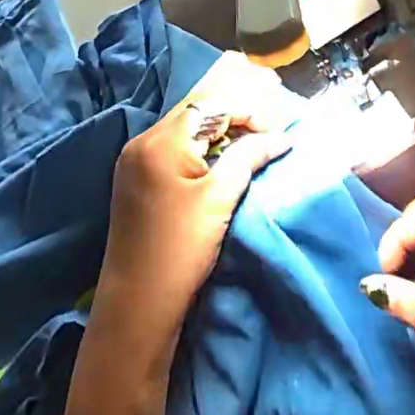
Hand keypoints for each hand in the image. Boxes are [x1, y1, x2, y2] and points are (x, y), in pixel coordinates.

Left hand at [99, 54, 293, 310]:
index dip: (245, 113)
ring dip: (218, 137)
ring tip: (248, 154)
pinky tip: (219, 169)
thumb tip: (281, 137)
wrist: (136, 310)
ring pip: (185, 132)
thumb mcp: (220, 197)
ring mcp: (134, 163)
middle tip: (264, 141)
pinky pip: (173, 151)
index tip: (272, 135)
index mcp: (159, 142)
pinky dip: (199, 152)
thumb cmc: (180, 250)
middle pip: (195, 114)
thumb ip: (249, 156)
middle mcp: (141, 143)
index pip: (209, 105)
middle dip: (233, 122)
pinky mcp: (135, 182)